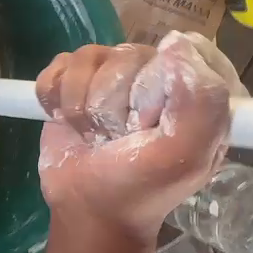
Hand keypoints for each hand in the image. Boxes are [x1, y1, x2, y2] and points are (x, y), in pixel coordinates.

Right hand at [34, 32, 236, 238]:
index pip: (176, 52)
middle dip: (110, 103)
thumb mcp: (186, 153)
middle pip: (124, 56)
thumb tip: (174, 43)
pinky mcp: (72, 85)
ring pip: (87, 58)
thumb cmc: (139, 188)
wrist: (86, 209)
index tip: (150, 123)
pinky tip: (63, 119)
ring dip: (78, 104)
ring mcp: (109, 78)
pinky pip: (58, 65)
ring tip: (90, 134)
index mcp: (191, 89)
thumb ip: (200, 100)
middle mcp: (152, 76)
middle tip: (115, 138)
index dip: (155, 86)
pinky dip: (52, 96)